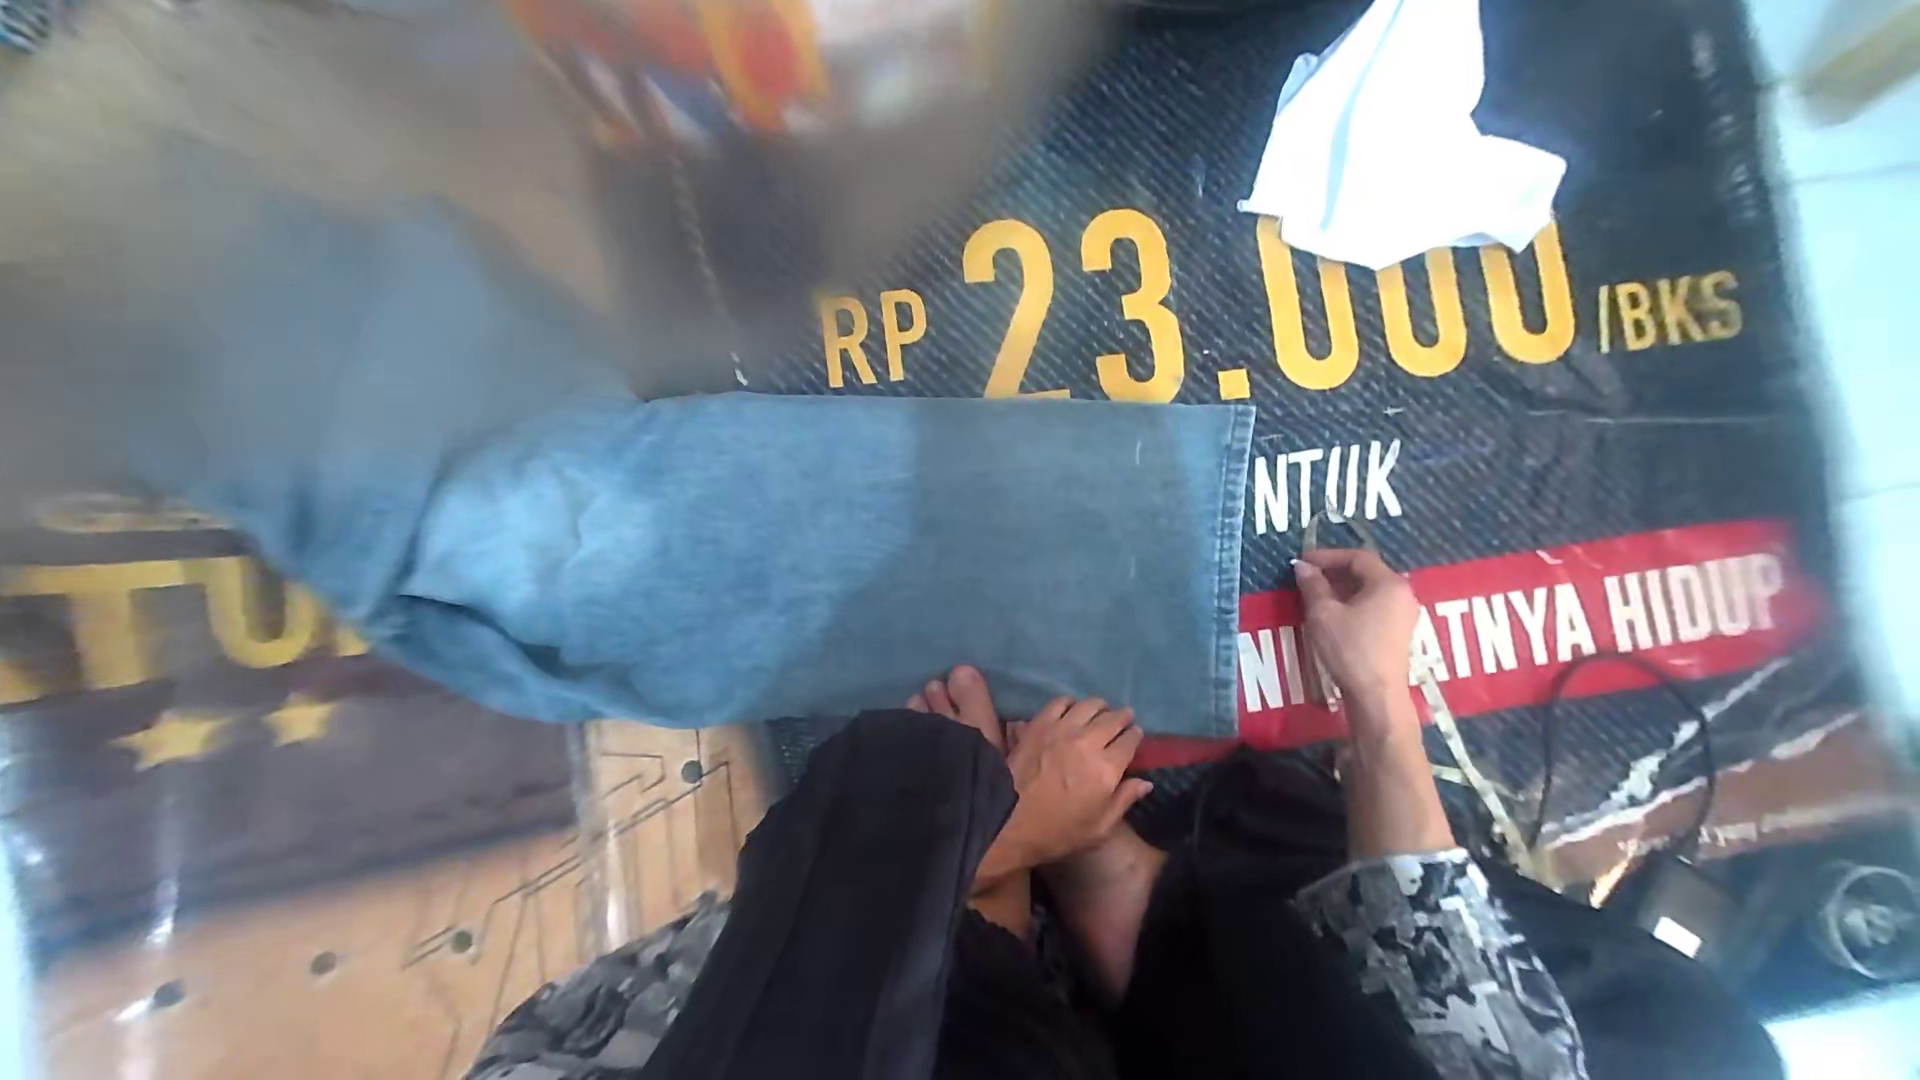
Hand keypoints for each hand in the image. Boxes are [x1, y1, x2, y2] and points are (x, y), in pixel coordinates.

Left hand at [980, 697, 1152, 882]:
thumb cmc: (1057, 832)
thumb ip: (1124, 801)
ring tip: (1101, 709)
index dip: (1135, 736)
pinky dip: (1070, 703)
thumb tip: (1146, 782)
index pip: (1130, 741)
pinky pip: (1059, 703)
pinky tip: (1071, 708)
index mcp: (1107, 768)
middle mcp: (1088, 741)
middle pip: (1112, 718)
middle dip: (1122, 717)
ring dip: (1099, 706)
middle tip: (1124, 717)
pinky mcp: (1039, 724)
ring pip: (1088, 705)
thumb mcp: (1099, 828)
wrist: (1009, 821)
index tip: (1136, 734)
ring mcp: (1062, 729)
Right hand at [1294, 547, 1418, 706]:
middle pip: (1366, 571)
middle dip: (1334, 571)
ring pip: (1370, 589)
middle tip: (1306, 577)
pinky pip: (1374, 604)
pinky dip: (1352, 601)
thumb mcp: (1323, 613)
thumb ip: (1313, 585)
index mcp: (1389, 584)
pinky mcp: (1398, 630)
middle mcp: (1403, 594)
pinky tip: (1332, 611)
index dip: (1327, 556)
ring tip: (1315, 593)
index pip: (1358, 557)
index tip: (1302, 562)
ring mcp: (1404, 613)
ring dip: (1341, 587)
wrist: (1375, 693)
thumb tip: (1302, 566)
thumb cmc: (1349, 648)